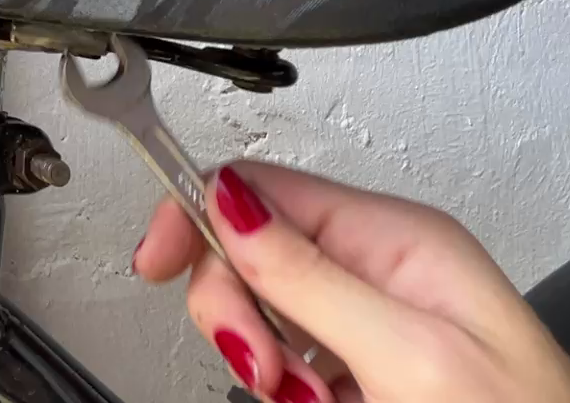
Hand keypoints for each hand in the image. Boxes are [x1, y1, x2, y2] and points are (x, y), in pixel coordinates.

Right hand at [133, 162, 569, 402]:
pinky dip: (280, 381)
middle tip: (262, 367)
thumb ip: (308, 275)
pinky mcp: (359, 365)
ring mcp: (367, 316)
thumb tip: (225, 199)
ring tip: (304, 398)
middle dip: (235, 307)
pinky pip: (281, 349)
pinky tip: (313, 402)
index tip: (157, 259)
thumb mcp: (412, 358)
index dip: (197, 214)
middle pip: (248, 247)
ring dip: (260, 353)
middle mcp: (377, 265)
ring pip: (258, 302)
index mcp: (396, 237)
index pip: (260, 188)